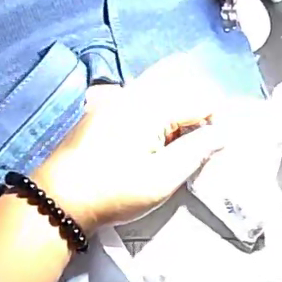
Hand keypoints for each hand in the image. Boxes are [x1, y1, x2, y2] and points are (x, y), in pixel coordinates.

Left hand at [30, 82, 225, 230]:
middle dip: (197, 109)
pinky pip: (139, 95)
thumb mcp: (162, 179)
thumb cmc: (113, 192)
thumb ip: (197, 150)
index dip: (215, 123)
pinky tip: (149, 140)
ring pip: (160, 86)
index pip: (202, 98)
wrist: (58, 200)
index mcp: (150, 104)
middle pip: (181, 81)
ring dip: (176, 109)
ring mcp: (113, 96)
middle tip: (193, 145)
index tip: (208, 150)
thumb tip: (223, 133)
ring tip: (171, 146)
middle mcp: (131, 90)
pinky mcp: (101, 108)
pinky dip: (155, 110)